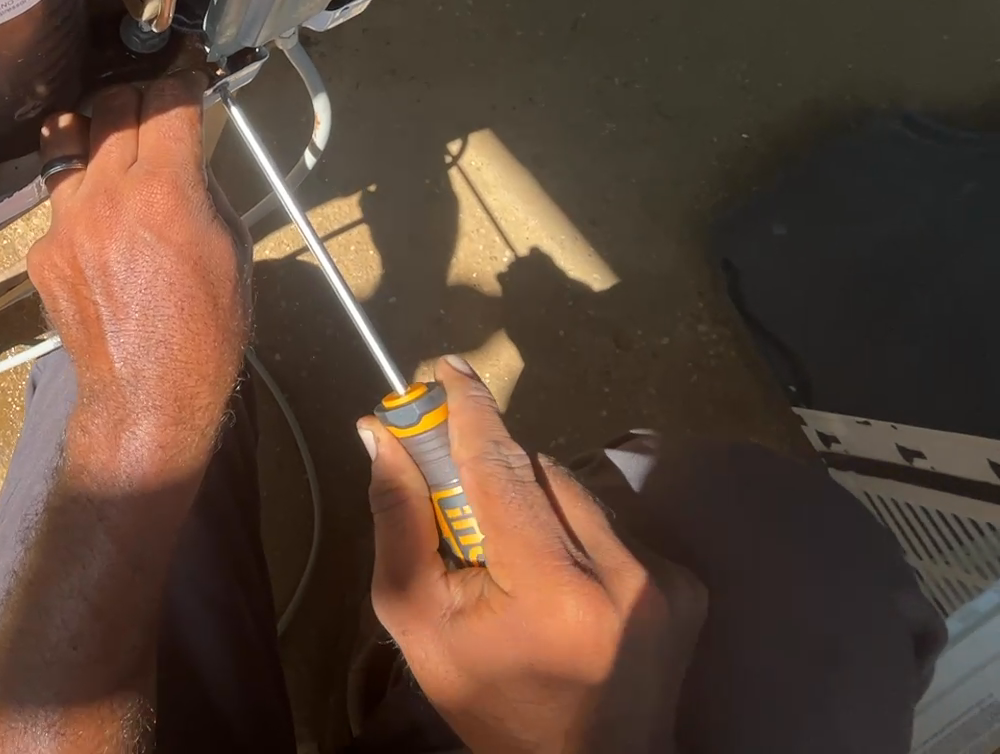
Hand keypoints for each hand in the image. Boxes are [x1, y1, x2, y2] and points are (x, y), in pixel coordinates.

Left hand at [28, 73, 248, 436]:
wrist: (146, 393)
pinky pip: (57, 204)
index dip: (182, 82)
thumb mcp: (231, 250)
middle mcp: (106, 193)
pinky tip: (94, 225)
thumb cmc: (206, 329)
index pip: (168, 102)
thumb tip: (184, 158)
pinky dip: (78, 201)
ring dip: (91, 133)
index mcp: (164, 190)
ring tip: (104, 143)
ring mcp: (64, 221)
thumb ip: (203, 190)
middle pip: (111, 107)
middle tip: (151, 113)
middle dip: (137, 99)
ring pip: (65, 142)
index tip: (187, 81)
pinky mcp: (40, 250)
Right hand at [359, 357, 706, 753]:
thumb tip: (378, 434)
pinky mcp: (685, 585)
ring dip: (522, 491)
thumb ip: (396, 517)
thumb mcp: (411, 611)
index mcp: (551, 589)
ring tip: (498, 540)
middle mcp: (622, 574)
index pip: (499, 468)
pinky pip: (601, 516)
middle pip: (533, 469)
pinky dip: (562, 519)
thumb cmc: (482, 695)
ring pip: (568, 487)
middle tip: (443, 475)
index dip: (468, 409)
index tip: (444, 367)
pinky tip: (545, 561)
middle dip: (483, 459)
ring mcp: (665, 580)